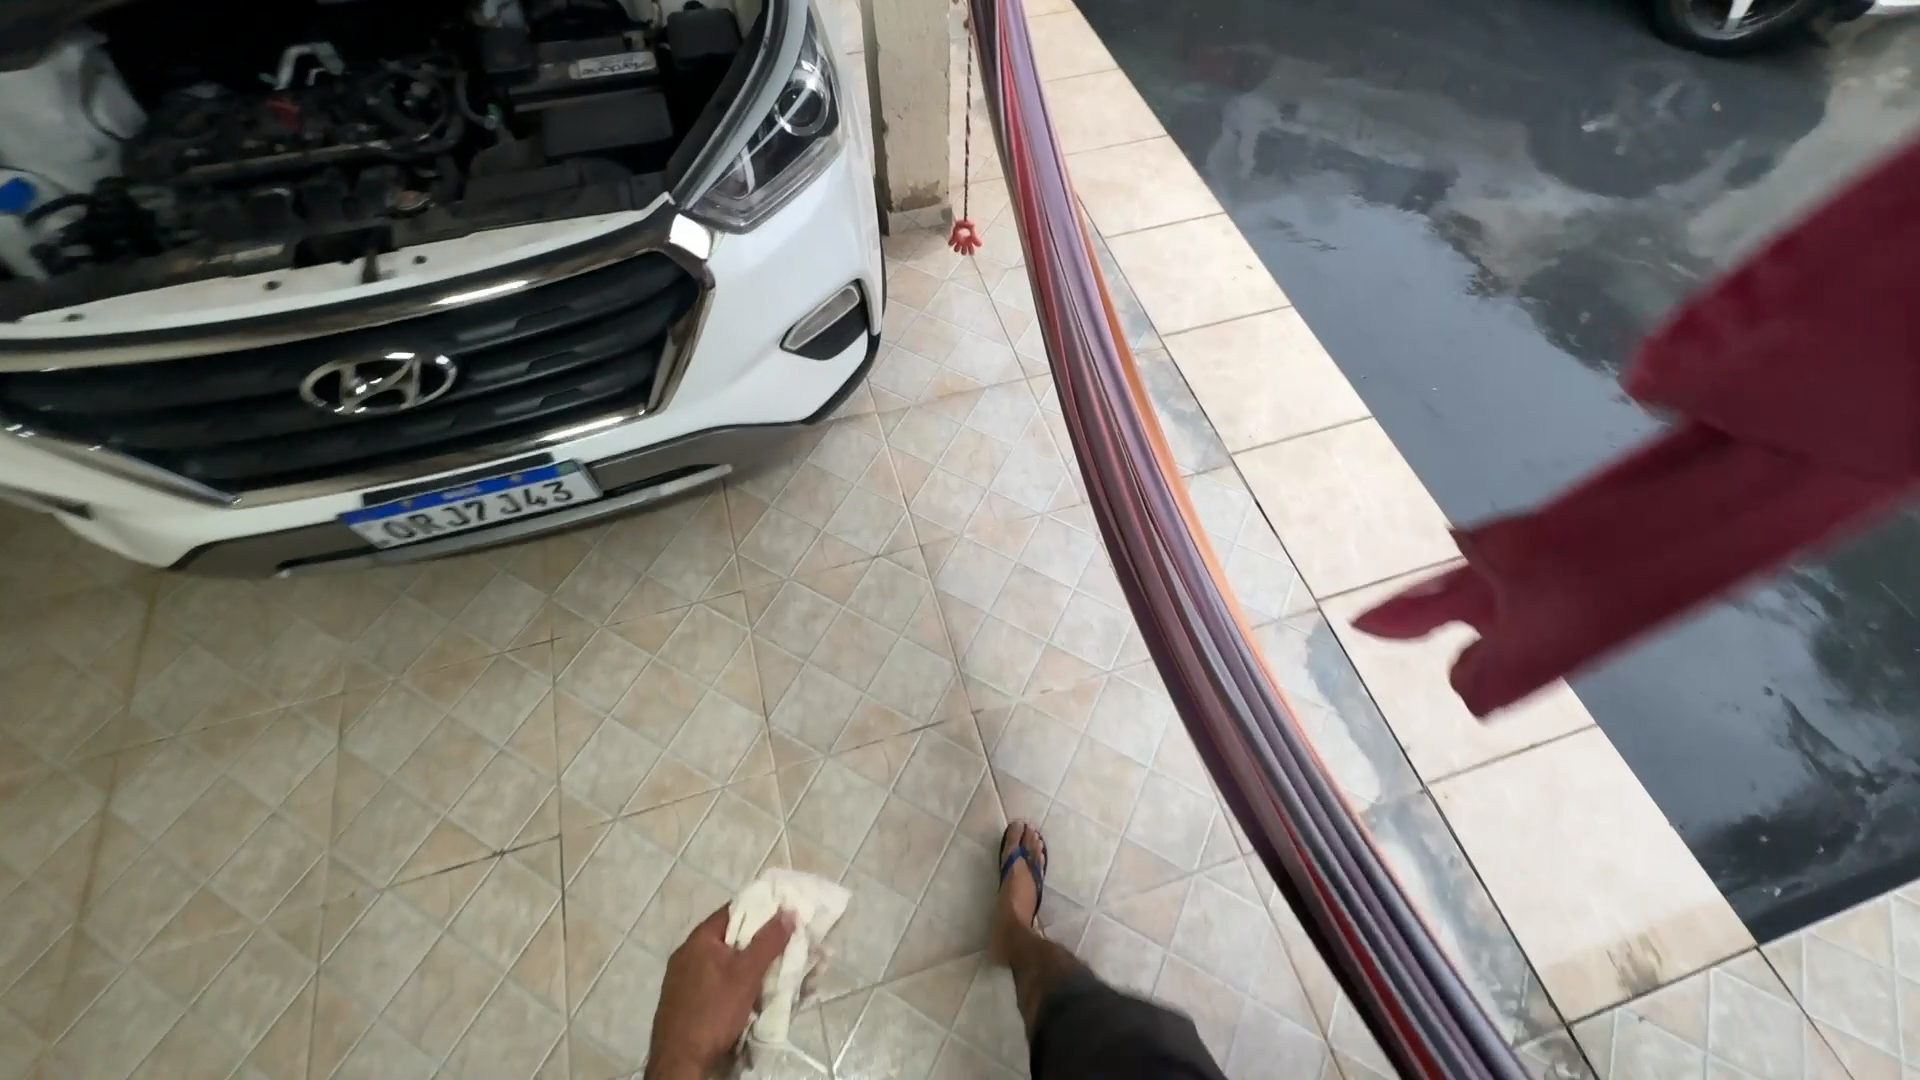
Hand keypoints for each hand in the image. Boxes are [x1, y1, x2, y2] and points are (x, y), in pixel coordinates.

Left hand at [645, 906, 795, 1079]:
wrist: (680, 1063)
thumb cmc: (714, 1011)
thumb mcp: (748, 974)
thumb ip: (769, 940)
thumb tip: (788, 910)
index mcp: (699, 939)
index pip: (733, 910)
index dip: (760, 910)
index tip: (782, 917)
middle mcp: (685, 953)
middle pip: (727, 936)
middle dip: (753, 941)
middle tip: (779, 946)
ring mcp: (679, 978)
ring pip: (719, 960)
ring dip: (741, 963)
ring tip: (765, 970)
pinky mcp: (680, 1000)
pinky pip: (710, 979)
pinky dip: (728, 981)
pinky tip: (742, 994)